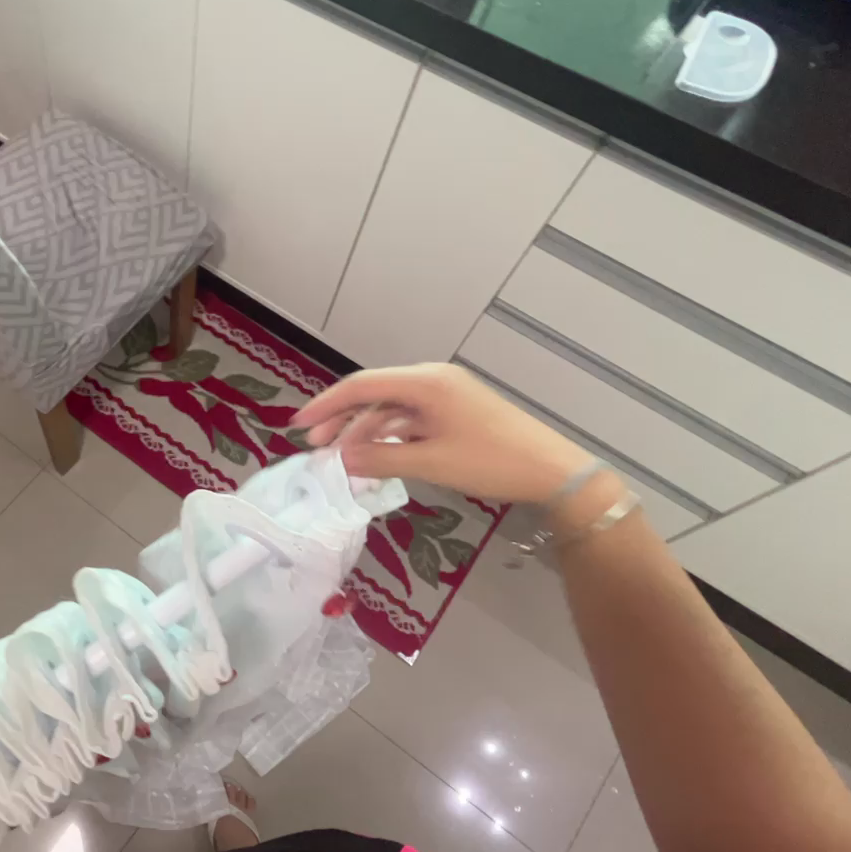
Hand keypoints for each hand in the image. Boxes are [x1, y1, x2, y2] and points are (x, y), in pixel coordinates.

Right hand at [292, 363, 593, 502]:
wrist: (552, 471)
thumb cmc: (491, 461)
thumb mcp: (431, 462)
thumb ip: (380, 459)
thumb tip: (339, 461)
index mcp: (425, 382)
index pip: (362, 386)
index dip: (326, 405)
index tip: (299, 424)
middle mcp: (431, 380)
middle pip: (373, 393)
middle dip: (341, 419)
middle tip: (315, 445)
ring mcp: (443, 395)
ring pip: (389, 408)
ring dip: (363, 430)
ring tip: (340, 457)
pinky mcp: (452, 411)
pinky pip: (408, 418)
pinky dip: (386, 435)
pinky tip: (373, 455)